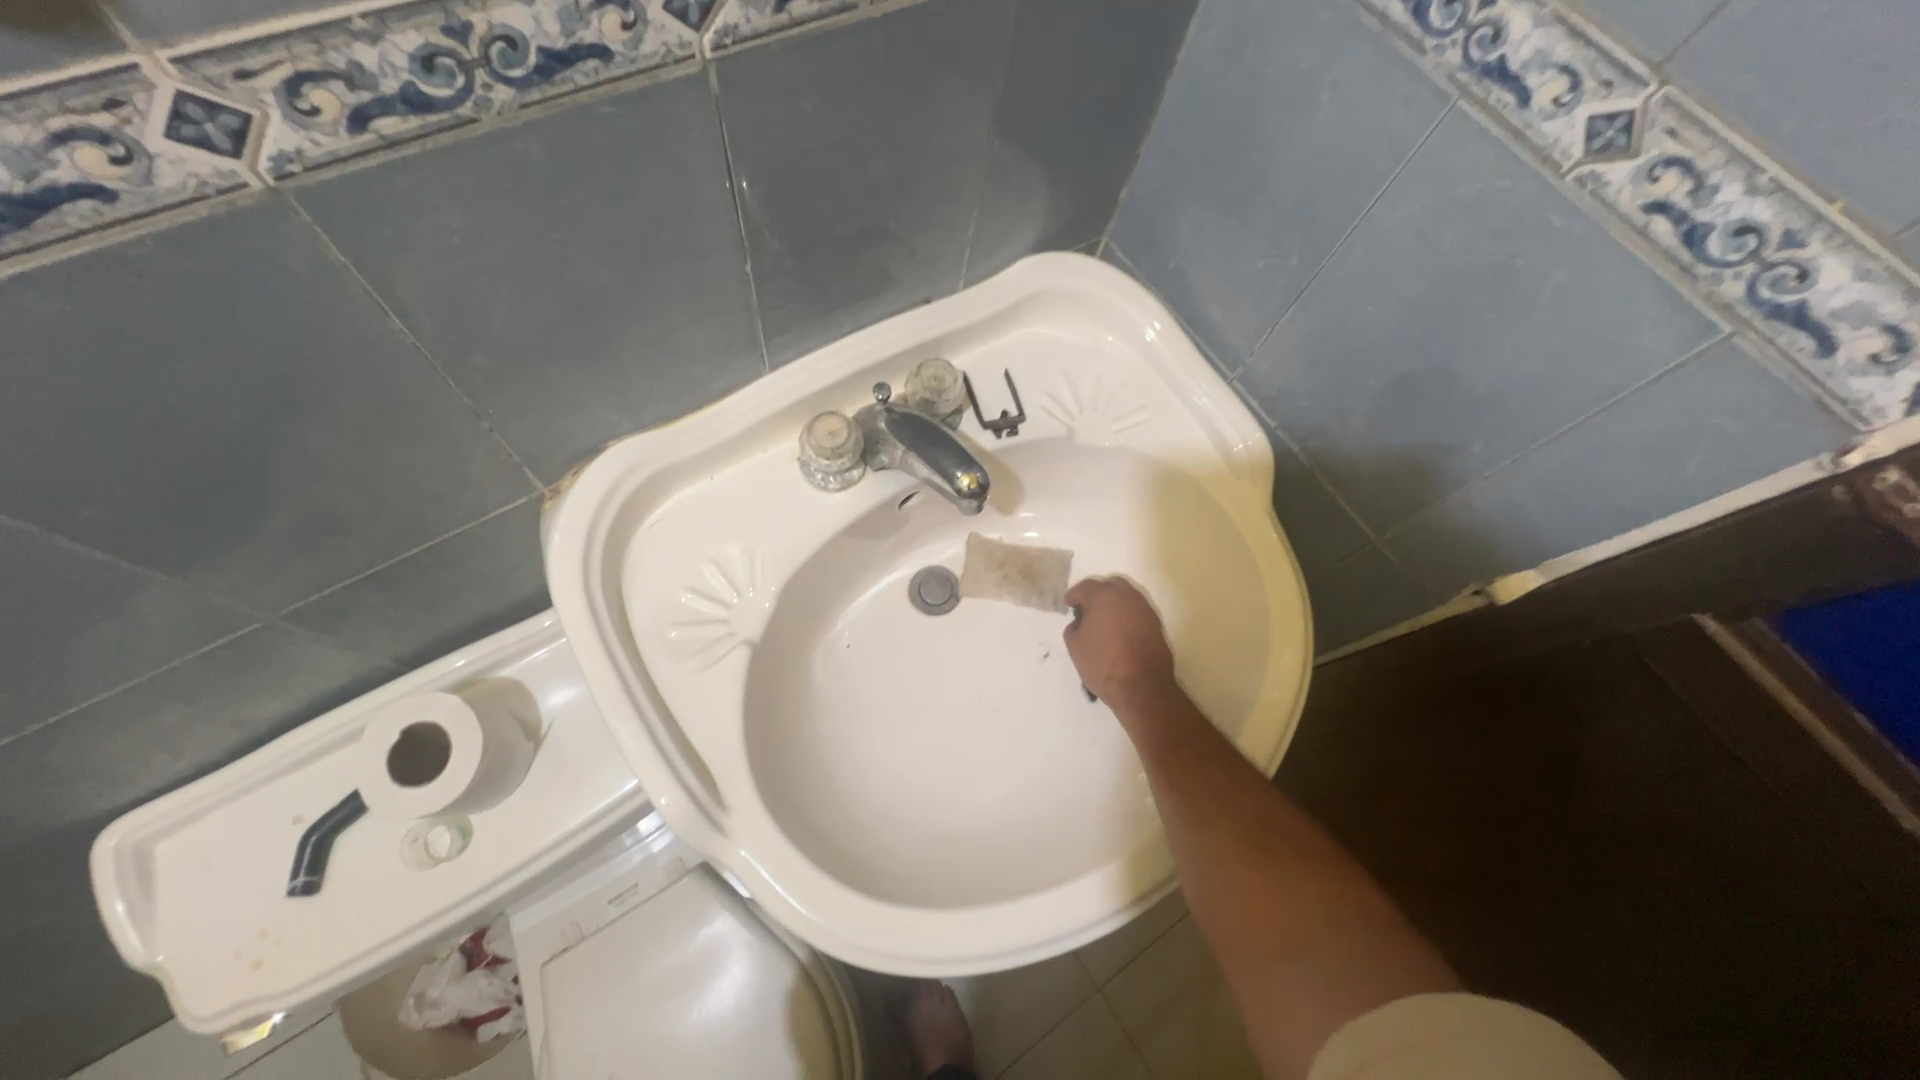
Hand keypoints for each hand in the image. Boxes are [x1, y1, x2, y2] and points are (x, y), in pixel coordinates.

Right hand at [1063, 577, 1176, 710]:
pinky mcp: (1156, 623)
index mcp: (1104, 596)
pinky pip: (1137, 611)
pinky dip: (1127, 616)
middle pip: (1109, 585)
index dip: (1074, 596)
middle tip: (1088, 611)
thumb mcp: (1075, 645)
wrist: (1141, 686)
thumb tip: (1081, 622)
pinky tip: (1120, 632)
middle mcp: (1127, 596)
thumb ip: (1074, 627)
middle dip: (1097, 594)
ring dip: (1114, 604)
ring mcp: (1145, 608)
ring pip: (1126, 596)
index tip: (1069, 606)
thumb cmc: (1102, 664)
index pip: (1084, 587)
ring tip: (1105, 622)